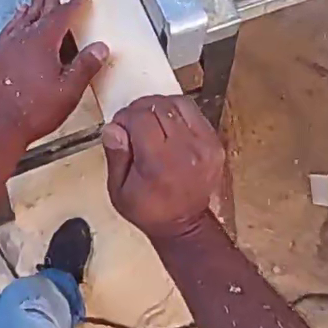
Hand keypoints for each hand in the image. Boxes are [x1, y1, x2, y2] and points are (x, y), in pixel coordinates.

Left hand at [0, 0, 108, 147]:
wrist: (5, 125)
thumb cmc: (35, 110)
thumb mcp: (70, 89)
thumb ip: (85, 66)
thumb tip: (100, 48)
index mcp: (42, 42)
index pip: (61, 16)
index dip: (73, 5)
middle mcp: (23, 40)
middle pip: (38, 11)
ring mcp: (9, 48)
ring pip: (22, 19)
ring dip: (31, 6)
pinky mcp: (0, 58)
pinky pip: (9, 31)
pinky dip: (15, 22)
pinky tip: (16, 24)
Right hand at [103, 95, 224, 242]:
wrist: (184, 224)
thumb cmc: (148, 209)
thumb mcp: (118, 190)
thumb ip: (115, 156)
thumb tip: (113, 128)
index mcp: (160, 163)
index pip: (141, 117)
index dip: (125, 117)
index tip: (119, 128)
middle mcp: (186, 150)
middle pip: (159, 106)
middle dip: (139, 110)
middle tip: (131, 126)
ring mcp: (205, 145)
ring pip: (178, 103)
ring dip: (159, 107)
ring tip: (149, 124)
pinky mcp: (214, 143)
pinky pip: (193, 112)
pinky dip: (176, 113)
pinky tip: (166, 127)